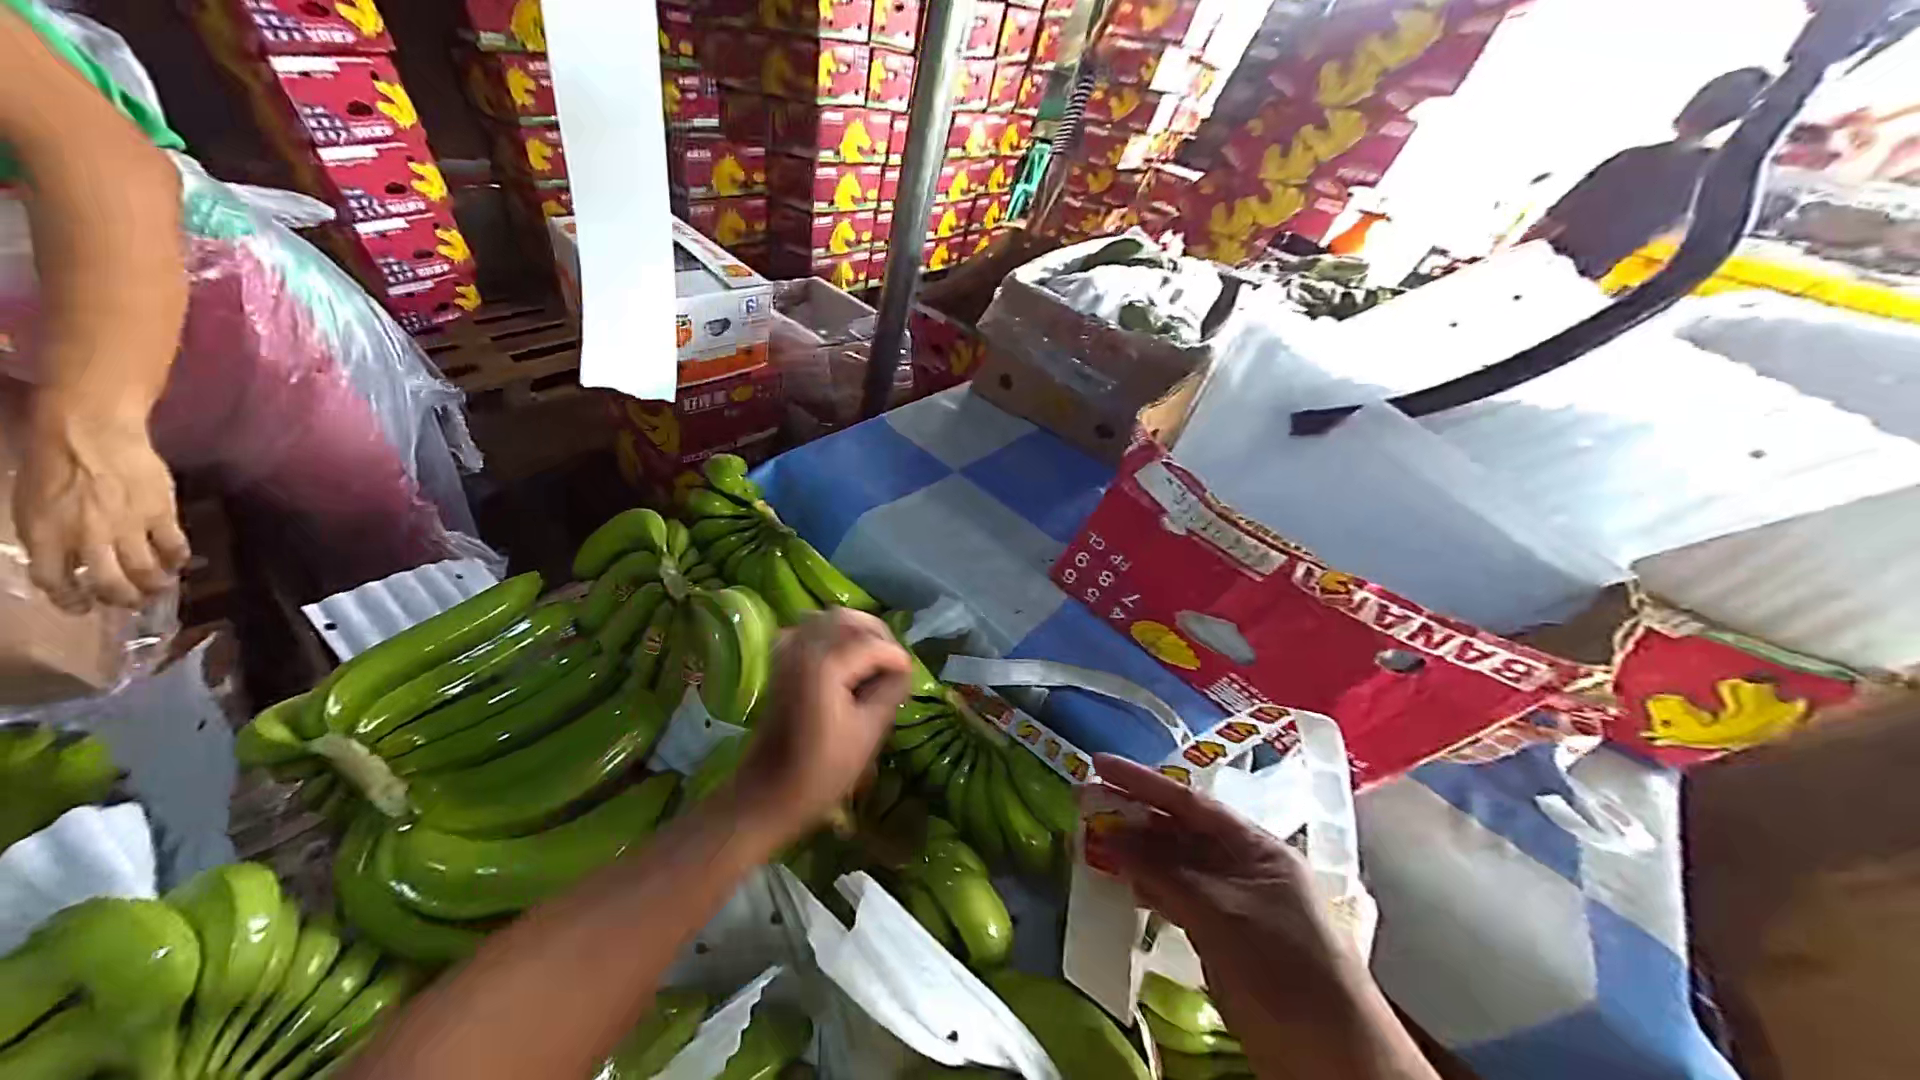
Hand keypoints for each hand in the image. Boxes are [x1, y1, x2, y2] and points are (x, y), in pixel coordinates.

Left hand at [14, 401, 187, 611]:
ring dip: (153, 584)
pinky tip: (179, 562)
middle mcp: (86, 537)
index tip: (80, 607)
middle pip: (108, 582)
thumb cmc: (51, 466)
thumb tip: (73, 558)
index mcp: (45, 534)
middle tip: (131, 603)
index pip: (53, 580)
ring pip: (145, 569)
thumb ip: (51, 534)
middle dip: (120, 597)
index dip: (68, 598)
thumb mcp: (33, 504)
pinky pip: (173, 545)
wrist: (90, 435)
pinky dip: (177, 558)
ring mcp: (128, 526)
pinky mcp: (160, 514)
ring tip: (160, 588)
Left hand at [737, 609, 908, 837]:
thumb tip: (902, 670)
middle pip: (850, 619)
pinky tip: (843, 661)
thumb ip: (890, 691)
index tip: (910, 679)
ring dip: (855, 633)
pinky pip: (809, 631)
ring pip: (828, 620)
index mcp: (827, 664)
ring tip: (873, 661)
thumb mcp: (868, 733)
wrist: (766, 795)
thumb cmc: (821, 771)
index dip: (897, 659)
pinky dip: (830, 637)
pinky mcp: (780, 663)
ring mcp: (788, 652)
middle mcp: (804, 647)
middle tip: (894, 664)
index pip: (875, 644)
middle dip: (878, 636)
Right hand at [1086, 753, 1339, 974]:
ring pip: (1175, 865)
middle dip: (1134, 816)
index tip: (1100, 763)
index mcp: (1256, 848)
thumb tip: (1110, 838)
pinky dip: (1149, 889)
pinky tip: (1121, 885)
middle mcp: (1244, 866)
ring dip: (1136, 854)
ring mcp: (1232, 901)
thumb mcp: (1222, 916)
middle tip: (1084, 803)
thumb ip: (1164, 874)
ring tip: (1092, 841)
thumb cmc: (1285, 972)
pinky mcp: (1223, 935)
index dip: (1143, 781)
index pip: (1191, 803)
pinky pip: (1177, 898)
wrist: (1334, 1062)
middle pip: (1180, 831)